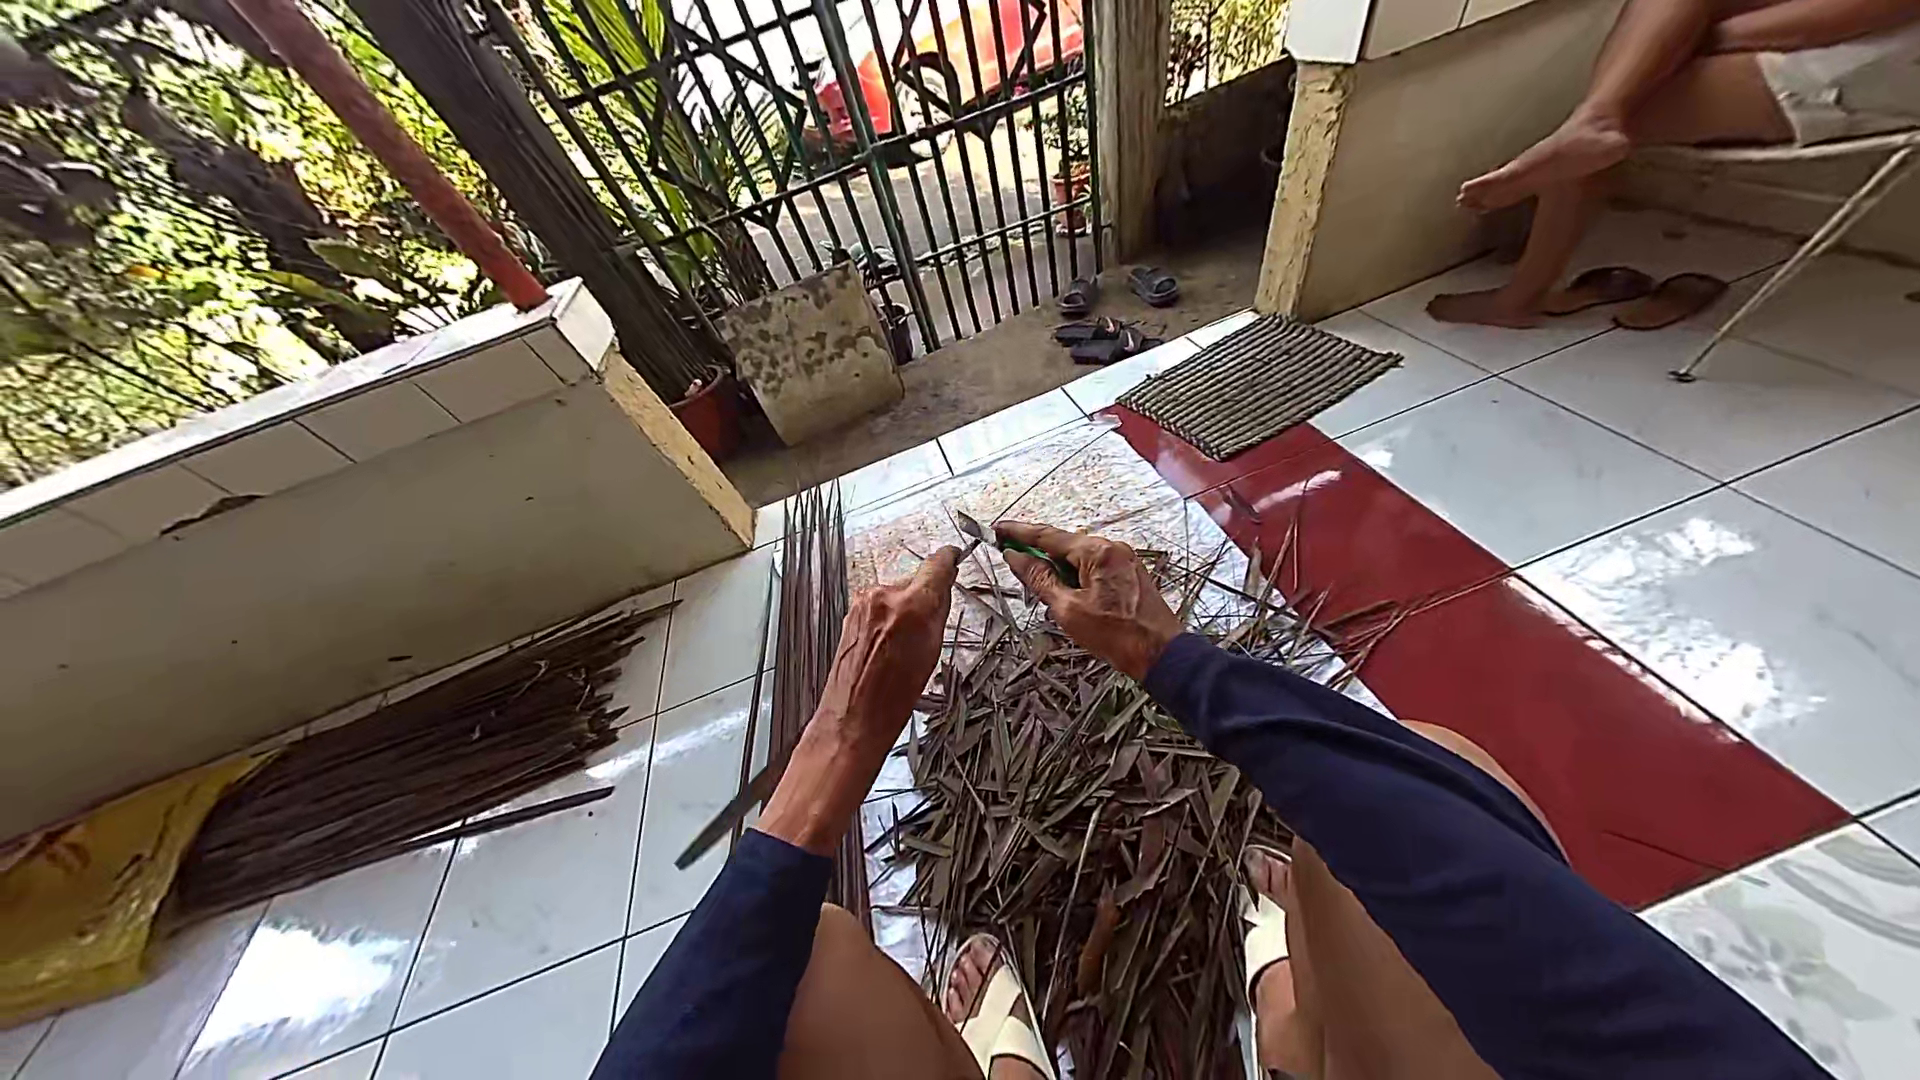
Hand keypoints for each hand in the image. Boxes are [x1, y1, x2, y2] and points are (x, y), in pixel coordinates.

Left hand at [758, 545, 958, 855]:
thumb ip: (938, 611)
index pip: (937, 563)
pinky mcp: (852, 612)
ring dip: (906, 605)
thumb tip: (944, 586)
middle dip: (926, 594)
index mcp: (912, 604)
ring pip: (897, 591)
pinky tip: (890, 642)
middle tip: (932, 623)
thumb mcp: (933, 650)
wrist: (855, 716)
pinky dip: (890, 614)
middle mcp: (884, 595)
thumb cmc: (897, 694)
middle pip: (916, 578)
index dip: (949, 559)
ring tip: (907, 641)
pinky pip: (880, 603)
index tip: (955, 558)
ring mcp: (864, 602)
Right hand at [995, 521, 1182, 680]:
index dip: (1019, 532)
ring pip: (1078, 557)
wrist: (1161, 654)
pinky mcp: (1127, 573)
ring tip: (1043, 592)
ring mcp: (1122, 559)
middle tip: (1013, 563)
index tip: (998, 530)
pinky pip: (1092, 566)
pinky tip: (1066, 594)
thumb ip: (1039, 578)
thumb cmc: (1117, 635)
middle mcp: (1112, 548)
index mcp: (1097, 551)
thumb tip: (1016, 558)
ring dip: (1057, 570)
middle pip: (1063, 544)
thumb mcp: (1067, 609)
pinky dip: (1074, 576)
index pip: (1048, 535)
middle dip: (1038, 555)